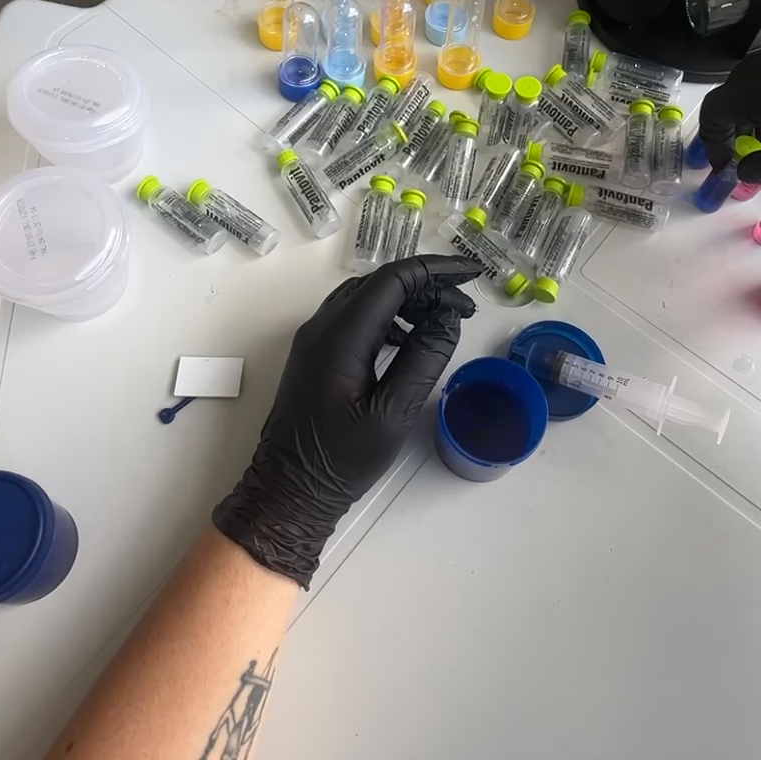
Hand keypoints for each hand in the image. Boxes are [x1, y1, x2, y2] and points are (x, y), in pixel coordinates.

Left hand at [213, 255, 480, 585]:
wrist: (288, 491)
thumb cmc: (341, 460)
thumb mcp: (393, 413)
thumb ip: (424, 358)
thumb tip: (447, 316)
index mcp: (341, 335)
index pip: (393, 280)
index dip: (435, 271)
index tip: (472, 276)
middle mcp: (323, 325)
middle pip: (379, 283)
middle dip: (426, 285)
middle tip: (464, 306)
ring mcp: (315, 338)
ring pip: (366, 297)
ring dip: (408, 299)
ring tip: (444, 320)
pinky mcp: (316, 354)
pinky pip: (356, 317)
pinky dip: (389, 316)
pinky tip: (410, 338)